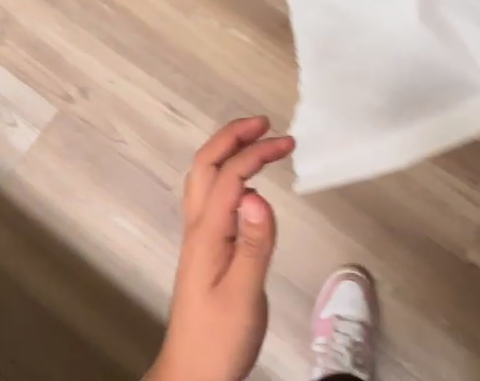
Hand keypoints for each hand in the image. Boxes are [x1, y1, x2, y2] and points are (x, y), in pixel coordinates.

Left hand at [146, 117, 295, 380]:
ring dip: (228, 151)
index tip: (288, 143)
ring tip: (257, 139)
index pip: (230, 176)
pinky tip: (249, 183)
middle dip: (232, 136)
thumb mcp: (243, 294)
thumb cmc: (219, 340)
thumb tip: (257, 194)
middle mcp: (198, 228)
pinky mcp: (206, 250)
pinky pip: (213, 196)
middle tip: (264, 123)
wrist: (192, 376)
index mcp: (207, 234)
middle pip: (206, 165)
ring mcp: (199, 238)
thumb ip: (253, 244)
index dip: (257, 153)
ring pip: (205, 178)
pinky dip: (230, 174)